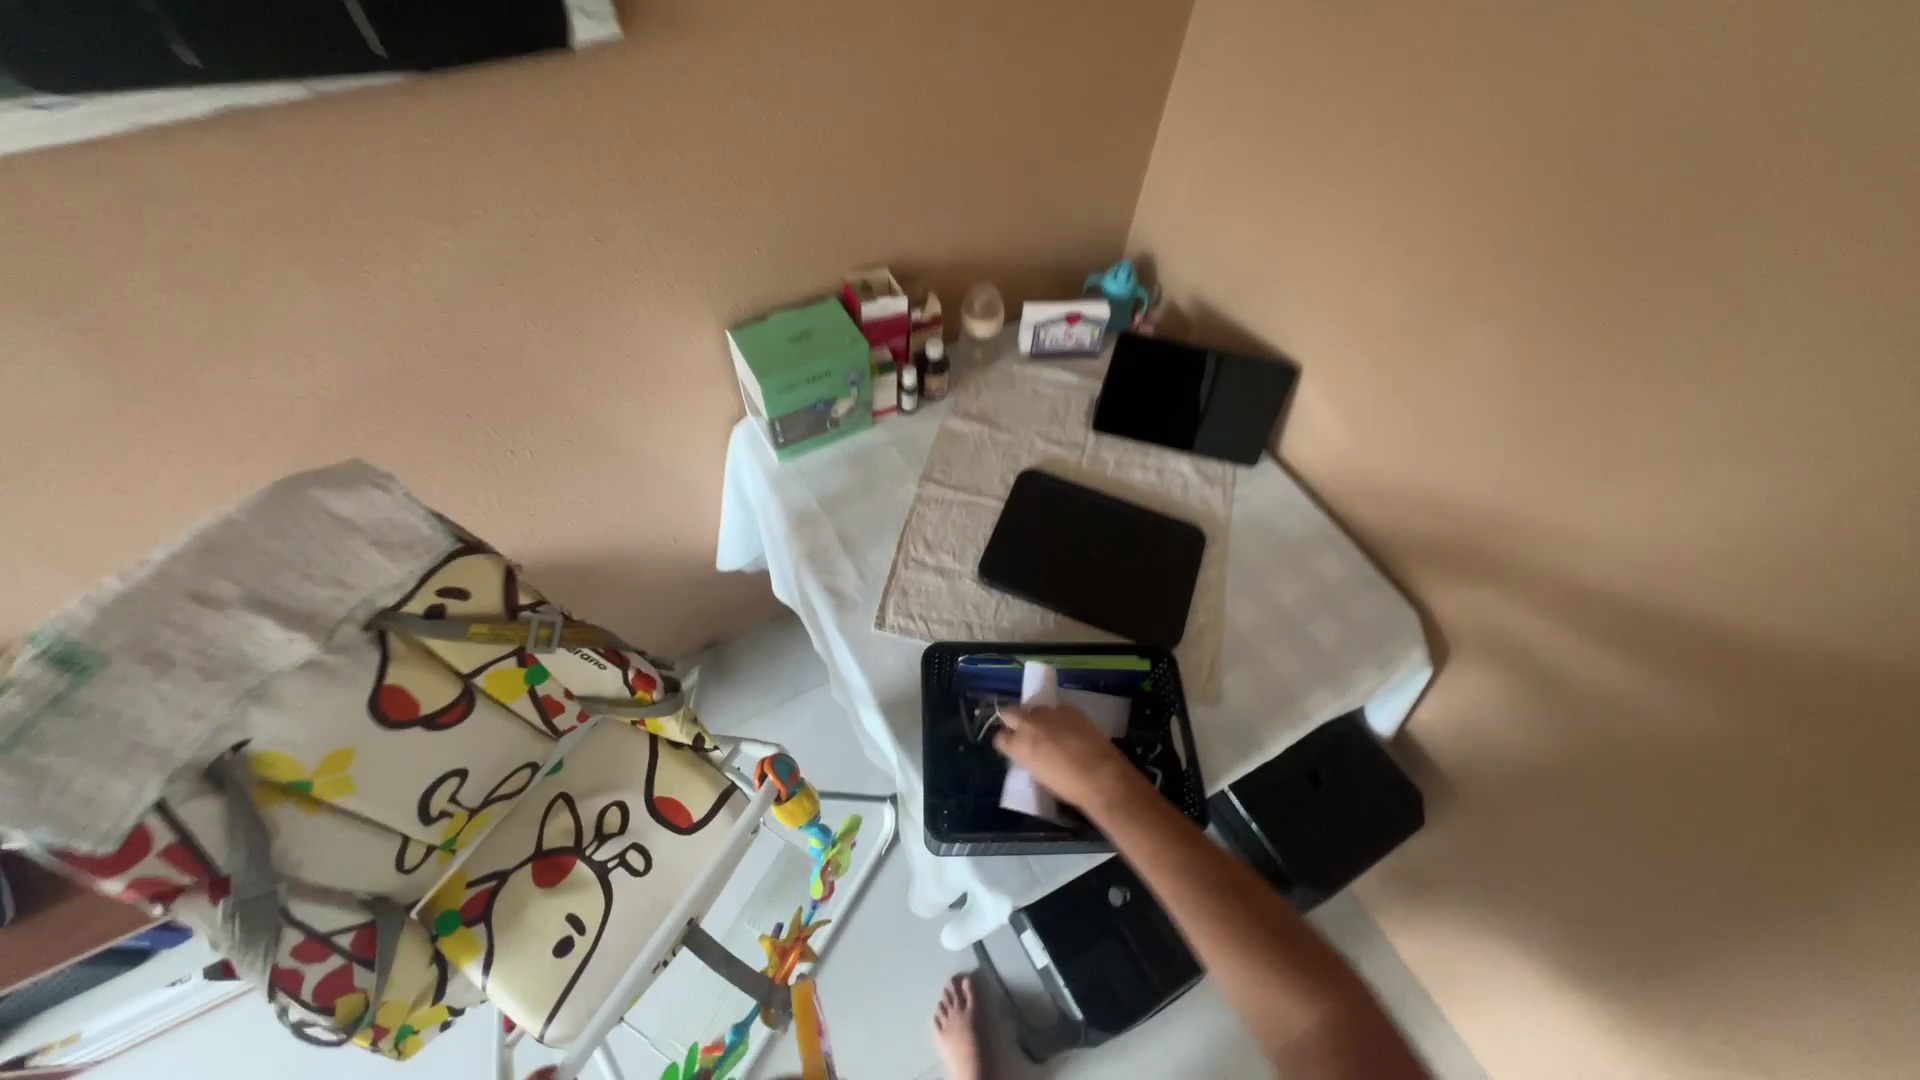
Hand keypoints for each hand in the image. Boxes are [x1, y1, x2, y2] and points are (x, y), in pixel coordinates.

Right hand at [992, 703, 1138, 815]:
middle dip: (1013, 719)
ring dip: (1039, 718)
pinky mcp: (1069, 708)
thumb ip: (1029, 758)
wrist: (1099, 775)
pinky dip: (1061, 717)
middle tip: (1024, 730)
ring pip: (1035, 709)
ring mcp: (1049, 713)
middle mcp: (1027, 724)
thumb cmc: (1067, 786)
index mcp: (1017, 746)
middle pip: (1009, 712)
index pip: (1000, 737)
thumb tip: (1031, 752)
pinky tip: (1072, 729)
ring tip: (1052, 729)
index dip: (1007, 741)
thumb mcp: (1038, 774)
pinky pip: (1058, 709)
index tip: (1014, 746)